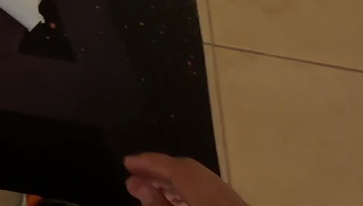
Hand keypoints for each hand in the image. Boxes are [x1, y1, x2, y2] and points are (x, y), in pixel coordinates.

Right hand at [123, 153, 248, 205]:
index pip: (177, 168)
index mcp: (209, 193)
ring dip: (174, 180)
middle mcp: (224, 191)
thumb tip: (136, 183)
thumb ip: (159, 204)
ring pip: (202, 180)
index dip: (149, 161)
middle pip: (190, 170)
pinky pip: (211, 191)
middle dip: (160, 169)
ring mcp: (235, 199)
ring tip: (150, 188)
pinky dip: (189, 190)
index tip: (126, 162)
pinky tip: (175, 199)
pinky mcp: (236, 204)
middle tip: (135, 175)